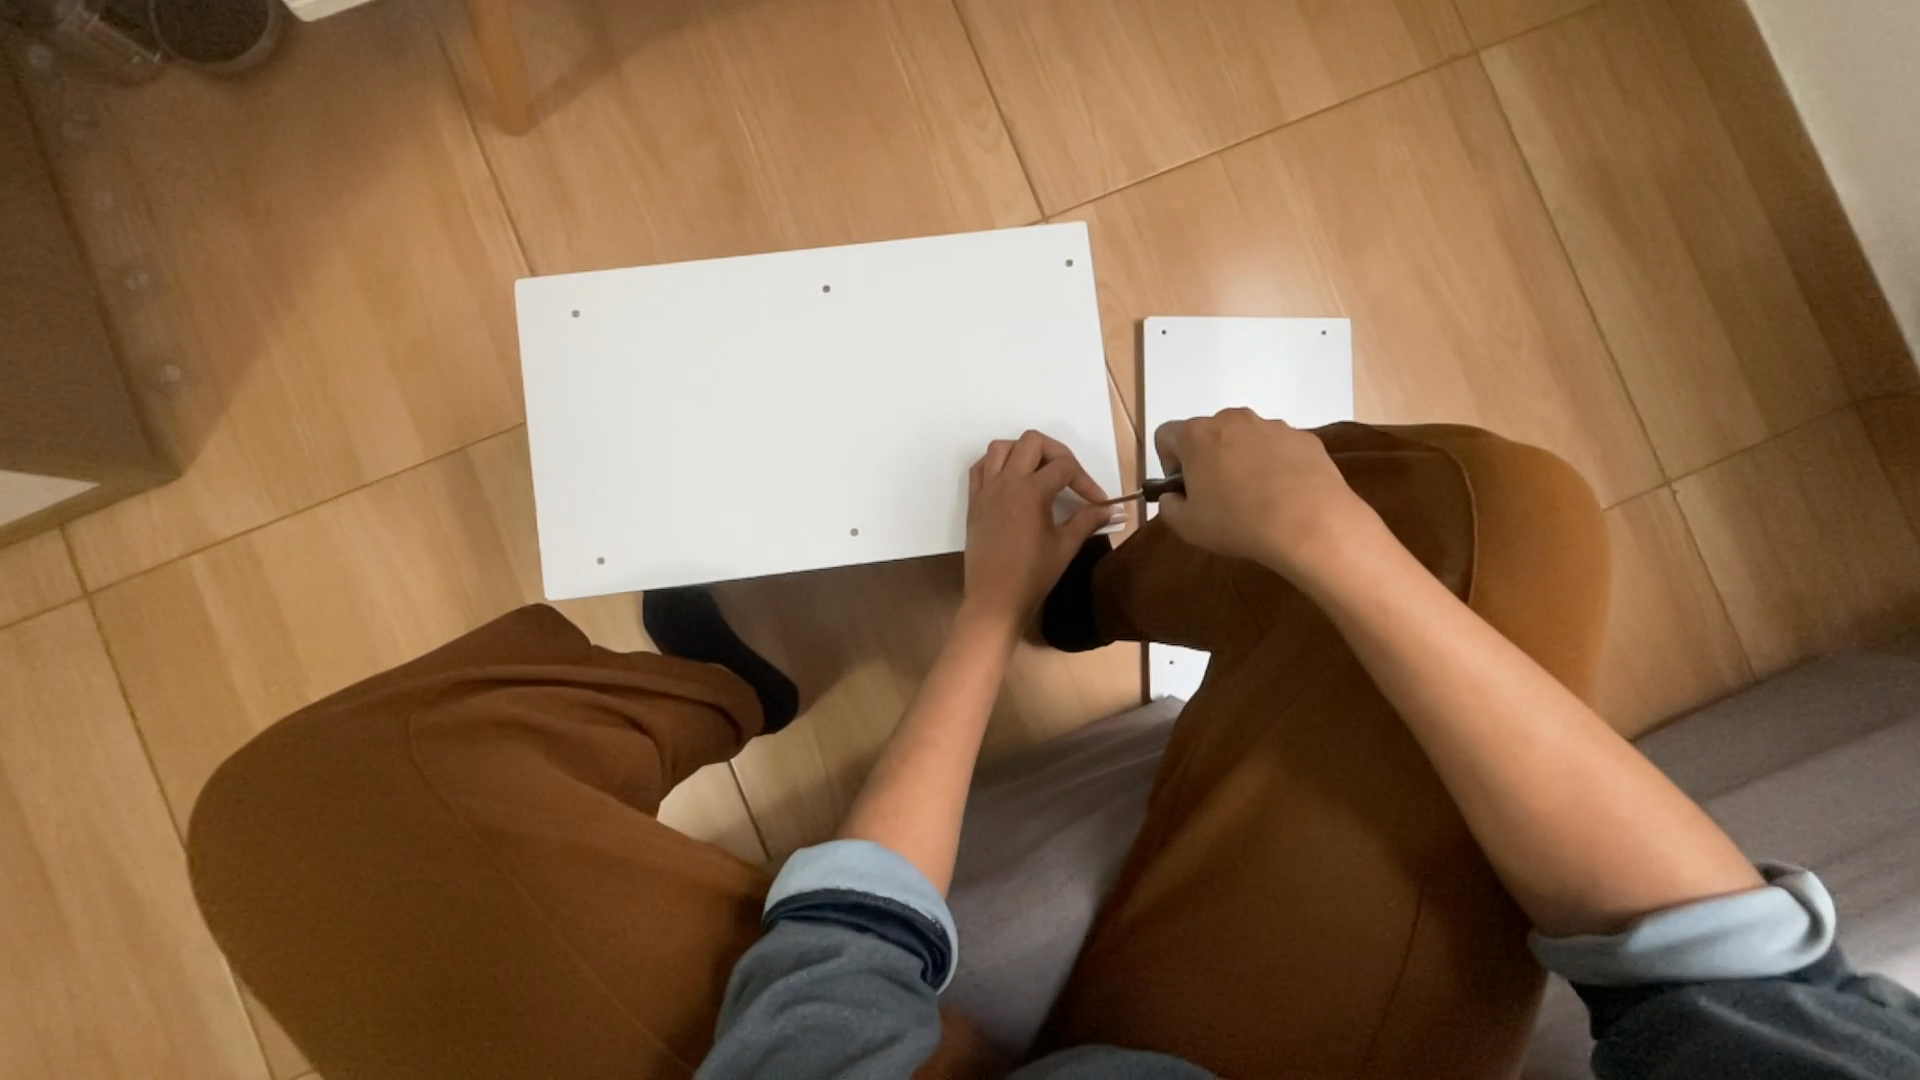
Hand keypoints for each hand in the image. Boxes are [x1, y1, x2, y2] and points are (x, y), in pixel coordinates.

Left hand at [963, 431, 1116, 631]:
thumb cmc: (1032, 576)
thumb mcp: (1065, 546)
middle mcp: (1006, 482)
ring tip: (1039, 471)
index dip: (1086, 481)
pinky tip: (1011, 479)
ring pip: (1001, 447)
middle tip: (1069, 476)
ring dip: (1023, 450)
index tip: (1097, 501)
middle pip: (1032, 442)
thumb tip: (1114, 510)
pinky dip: (995, 464)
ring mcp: (986, 490)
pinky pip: (980, 467)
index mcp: (1031, 491)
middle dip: (1056, 453)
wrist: (995, 599)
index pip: (1064, 467)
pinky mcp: (974, 502)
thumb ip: (1088, 520)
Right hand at [1153, 409, 1372, 578]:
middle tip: (1217, 494)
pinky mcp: (1304, 438)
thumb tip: (1175, 496)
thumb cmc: (1237, 522)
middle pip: (1207, 433)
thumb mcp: (1186, 526)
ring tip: (1255, 496)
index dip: (1169, 462)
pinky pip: (1278, 447)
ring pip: (1244, 438)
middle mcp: (1232, 420)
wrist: (1310, 524)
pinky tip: (1283, 495)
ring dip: (1241, 459)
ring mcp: (1271, 426)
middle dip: (1206, 458)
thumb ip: (1169, 506)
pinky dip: (1274, 464)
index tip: (1184, 488)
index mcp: (1197, 436)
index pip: (1166, 435)